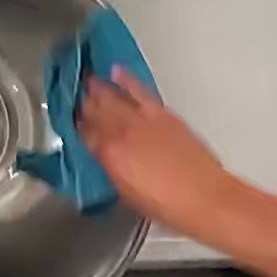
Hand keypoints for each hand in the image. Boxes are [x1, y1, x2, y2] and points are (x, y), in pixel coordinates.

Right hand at [79, 67, 238, 238]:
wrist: (205, 198)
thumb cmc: (166, 204)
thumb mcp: (125, 193)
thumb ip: (109, 168)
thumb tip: (102, 156)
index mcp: (108, 154)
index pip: (84, 133)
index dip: (76, 124)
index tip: (71, 119)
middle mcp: (121, 132)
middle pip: (95, 110)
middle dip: (82, 101)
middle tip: (73, 93)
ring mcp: (141, 119)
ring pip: (112, 97)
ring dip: (98, 87)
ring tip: (88, 78)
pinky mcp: (161, 114)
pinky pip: (139, 91)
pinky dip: (126, 80)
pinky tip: (117, 72)